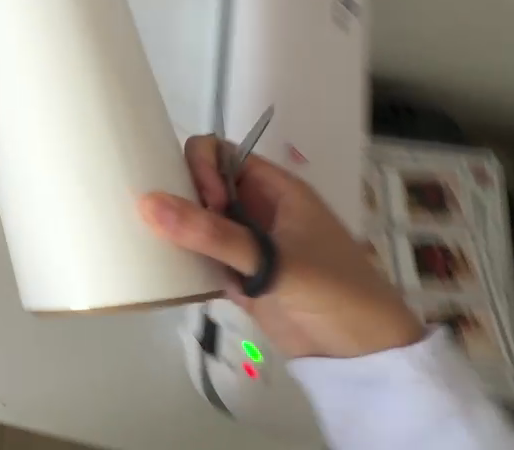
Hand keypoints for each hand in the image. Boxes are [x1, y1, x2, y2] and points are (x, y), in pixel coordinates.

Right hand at [139, 136, 424, 359]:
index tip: (207, 200)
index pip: (219, 152)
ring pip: (195, 216)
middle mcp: (256, 208)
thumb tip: (146, 202)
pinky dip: (182, 255)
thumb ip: (212, 234)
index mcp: (274, 189)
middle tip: (176, 224)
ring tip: (159, 242)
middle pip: (200, 180)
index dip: (202, 165)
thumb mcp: (275, 262)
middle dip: (180, 194)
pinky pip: (198, 251)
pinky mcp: (237, 272)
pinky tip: (168, 267)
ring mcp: (245, 240)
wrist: (367, 362)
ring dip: (176, 225)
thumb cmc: (336, 295)